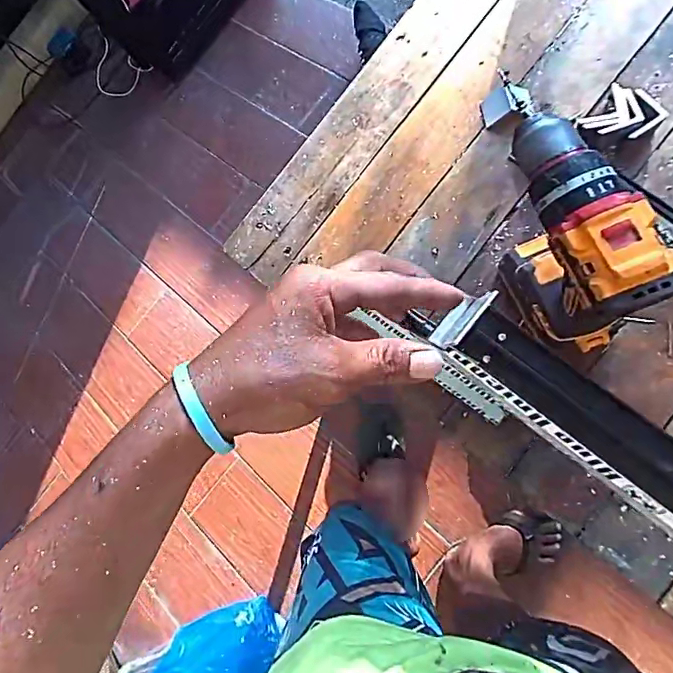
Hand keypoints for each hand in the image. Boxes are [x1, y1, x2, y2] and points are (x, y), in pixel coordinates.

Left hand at [186, 252, 463, 436]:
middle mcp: (310, 286)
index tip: (460, 299)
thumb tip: (436, 359)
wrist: (212, 398)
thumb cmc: (268, 380)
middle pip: (369, 274)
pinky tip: (382, 347)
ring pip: (355, 297)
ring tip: (420, 322)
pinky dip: (367, 329)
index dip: (426, 293)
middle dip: (406, 284)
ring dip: (386, 307)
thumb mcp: (333, 373)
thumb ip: (385, 362)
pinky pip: (340, 319)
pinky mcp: (294, 326)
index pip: (385, 283)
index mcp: (319, 286)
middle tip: (441, 300)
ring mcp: (300, 304)